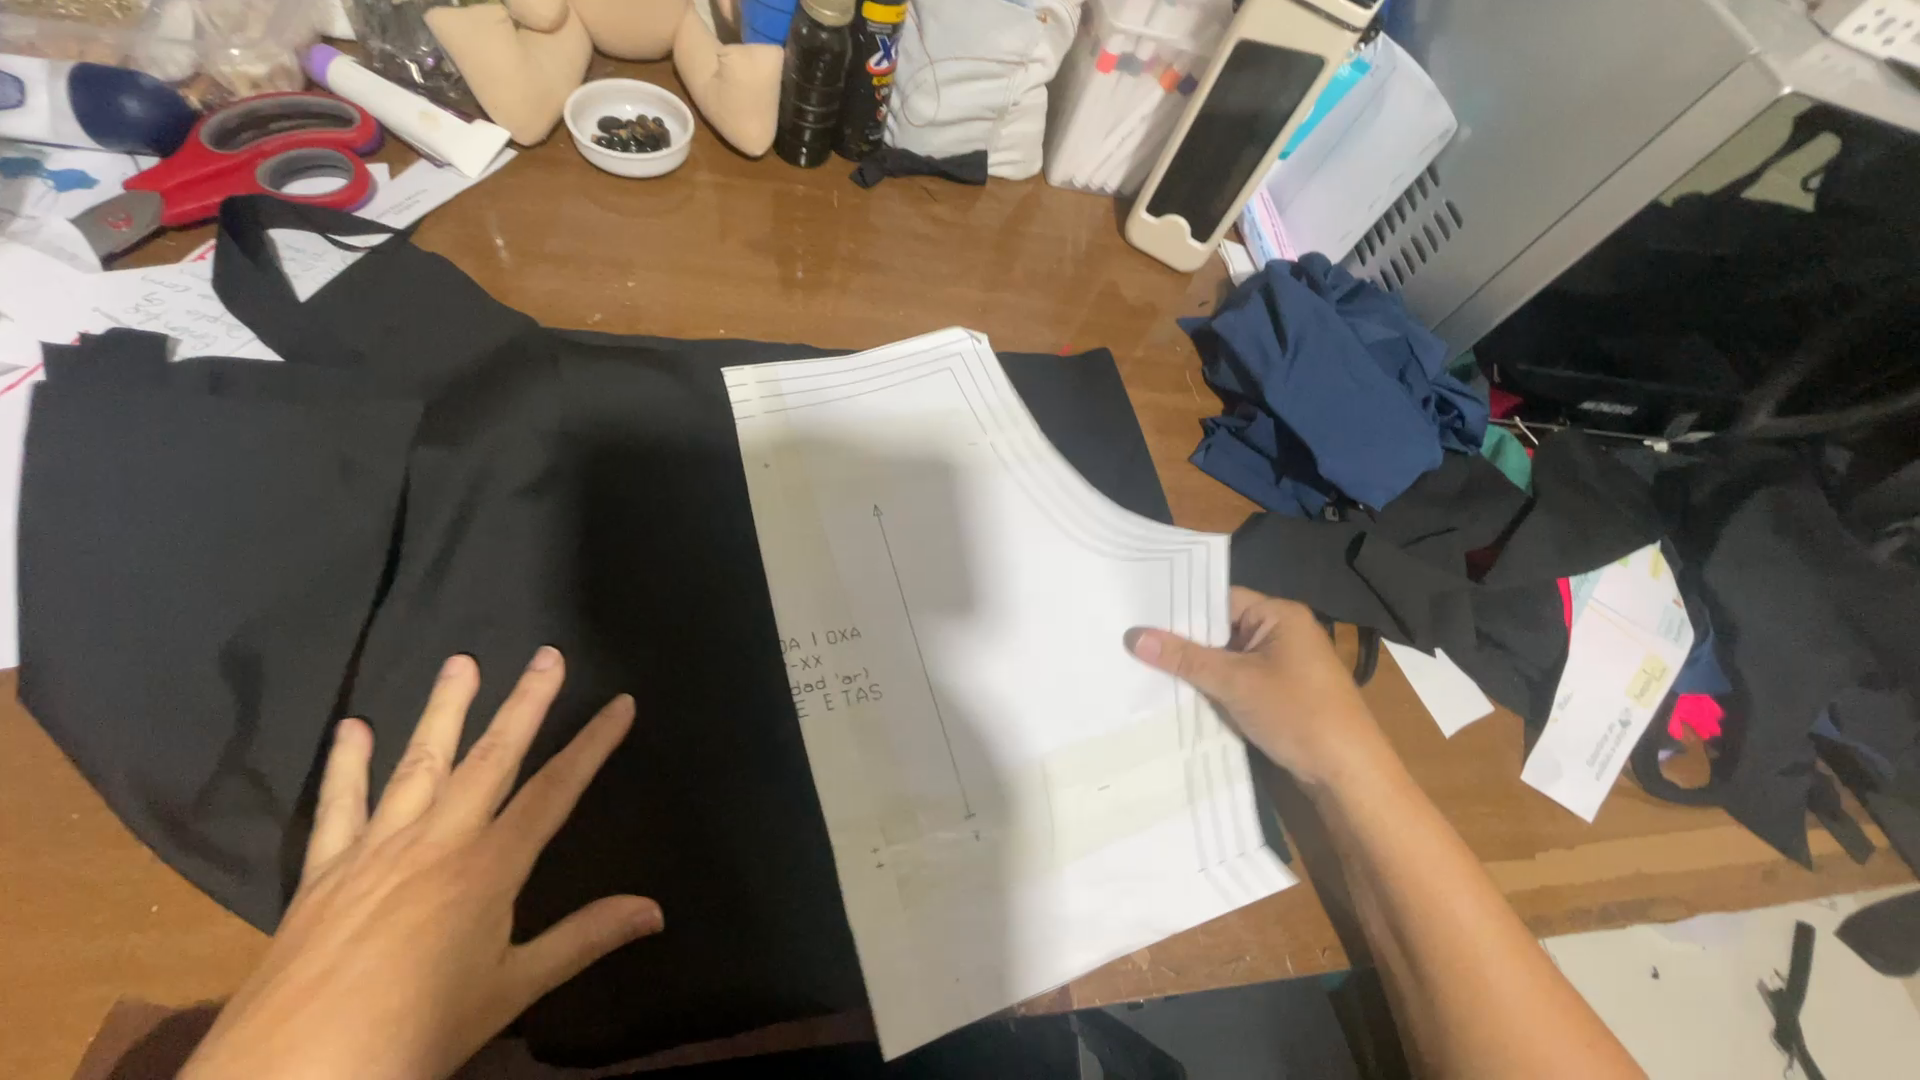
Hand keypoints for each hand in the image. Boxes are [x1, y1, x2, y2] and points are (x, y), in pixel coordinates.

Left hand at [182, 648, 662, 1079]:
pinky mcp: (323, 873)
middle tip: (547, 655)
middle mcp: (435, 842)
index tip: (620, 703)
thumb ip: (583, 939)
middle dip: (524, 704)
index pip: (554, 790)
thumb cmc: (415, 1035)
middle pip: (490, 758)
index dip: (592, 744)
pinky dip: (347, 765)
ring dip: (443, 711)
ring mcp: (374, 851)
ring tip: (461, 663)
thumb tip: (656, 910)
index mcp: (486, 868)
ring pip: (418, 765)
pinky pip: (337, 807)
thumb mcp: (511, 990)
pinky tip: (354, 728)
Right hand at [1126, 587, 1388, 786]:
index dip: (1181, 609)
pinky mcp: (1280, 693)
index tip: (1139, 615)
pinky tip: (1179, 694)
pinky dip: (1213, 687)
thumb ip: (1184, 658)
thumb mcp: (1234, 682)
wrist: (1348, 774)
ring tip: (1144, 666)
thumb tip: (1134, 635)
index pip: (1220, 599)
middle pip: (1221, 629)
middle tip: (1132, 641)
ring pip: (1227, 658)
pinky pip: (1238, 680)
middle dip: (1183, 641)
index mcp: (1280, 616)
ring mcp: (1283, 665)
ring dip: (1197, 668)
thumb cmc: (1297, 714)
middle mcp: (1283, 633)